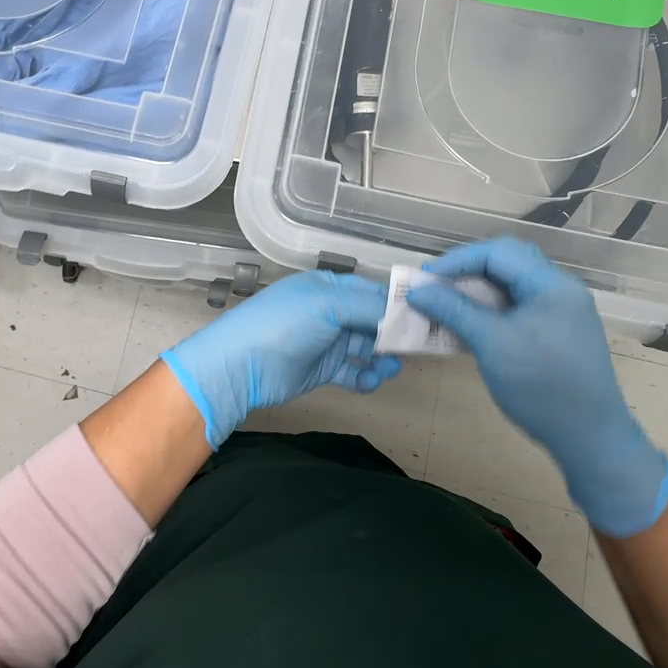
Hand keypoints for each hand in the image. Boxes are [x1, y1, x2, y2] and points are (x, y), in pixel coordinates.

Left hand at [161, 271, 402, 448]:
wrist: (240, 367)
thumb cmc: (282, 325)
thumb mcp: (326, 304)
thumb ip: (368, 305)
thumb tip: (404, 309)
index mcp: (327, 287)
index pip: (372, 290)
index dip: (398, 302)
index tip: (428, 316)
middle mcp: (329, 311)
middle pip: (373, 319)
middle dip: (397, 331)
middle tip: (422, 346)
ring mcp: (325, 341)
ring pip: (367, 346)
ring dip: (384, 356)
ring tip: (393, 367)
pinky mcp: (321, 369)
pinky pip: (353, 372)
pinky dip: (366, 377)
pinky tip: (372, 380)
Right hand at [405, 238, 667, 537]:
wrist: (590, 439)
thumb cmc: (542, 387)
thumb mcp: (492, 345)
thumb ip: (454, 311)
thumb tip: (417, 291)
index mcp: (551, 285)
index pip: (498, 252)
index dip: (457, 260)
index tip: (425, 280)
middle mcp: (558, 291)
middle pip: (505, 264)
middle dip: (465, 274)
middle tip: (433, 290)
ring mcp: (558, 313)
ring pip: (508, 288)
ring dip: (473, 295)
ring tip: (442, 309)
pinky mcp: (554, 334)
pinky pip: (515, 310)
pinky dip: (487, 314)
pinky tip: (465, 329)